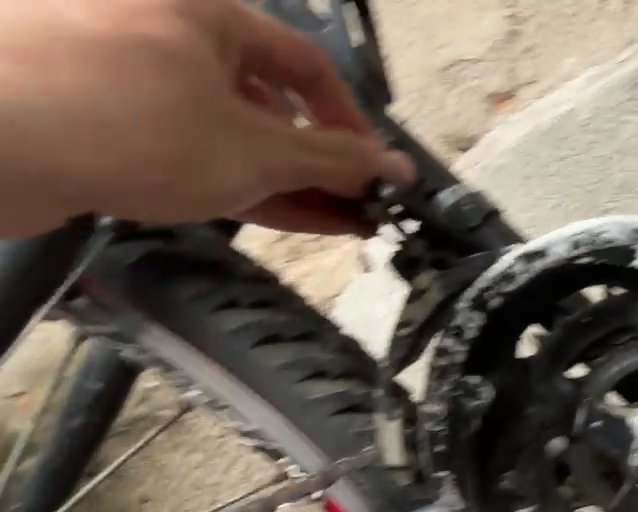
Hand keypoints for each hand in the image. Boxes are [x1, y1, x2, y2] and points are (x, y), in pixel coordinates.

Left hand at [0, 0, 414, 237]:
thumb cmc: (136, 128)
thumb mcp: (262, 150)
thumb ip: (339, 161)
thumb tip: (401, 168)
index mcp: (199, 14)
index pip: (307, 65)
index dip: (355, 123)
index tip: (380, 174)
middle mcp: (160, 32)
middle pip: (269, 101)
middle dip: (323, 162)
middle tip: (361, 208)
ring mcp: (124, 77)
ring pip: (231, 132)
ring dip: (291, 181)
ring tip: (336, 224)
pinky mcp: (96, 119)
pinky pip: (189, 148)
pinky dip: (242, 183)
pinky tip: (288, 217)